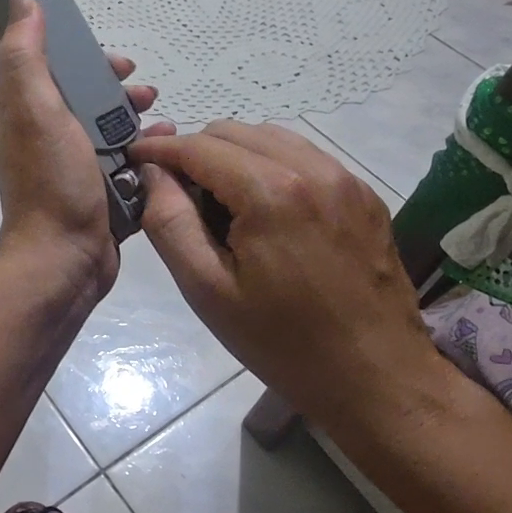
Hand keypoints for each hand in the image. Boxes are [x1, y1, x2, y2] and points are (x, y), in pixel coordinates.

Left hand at [0, 0, 171, 302]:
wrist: (65, 257)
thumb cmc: (51, 179)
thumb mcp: (34, 108)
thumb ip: (27, 55)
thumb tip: (19, 0)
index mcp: (19, 109)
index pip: (41, 61)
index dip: (71, 48)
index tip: (104, 50)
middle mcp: (39, 131)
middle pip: (77, 89)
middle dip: (109, 78)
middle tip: (138, 81)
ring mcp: (67, 161)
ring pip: (102, 119)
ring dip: (130, 108)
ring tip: (157, 109)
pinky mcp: (94, 185)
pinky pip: (121, 151)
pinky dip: (142, 140)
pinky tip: (166, 140)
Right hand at [128, 122, 446, 429]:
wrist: (379, 380)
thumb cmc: (281, 342)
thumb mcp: (205, 288)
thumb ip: (168, 220)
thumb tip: (151, 172)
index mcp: (272, 192)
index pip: (198, 146)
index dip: (158, 150)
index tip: (132, 160)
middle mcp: (314, 170)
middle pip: (233, 131)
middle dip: (193, 151)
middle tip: (173, 190)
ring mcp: (346, 179)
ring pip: (269, 136)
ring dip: (232, 154)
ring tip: (216, 200)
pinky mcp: (364, 196)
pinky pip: (303, 157)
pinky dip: (269, 165)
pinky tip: (260, 208)